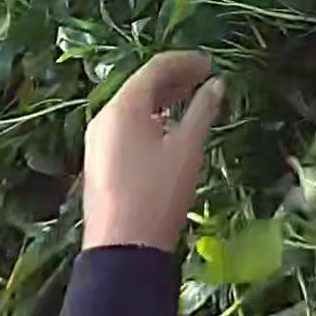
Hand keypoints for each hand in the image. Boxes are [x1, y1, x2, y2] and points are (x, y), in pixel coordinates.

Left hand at [82, 50, 224, 250]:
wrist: (122, 254)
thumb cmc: (158, 194)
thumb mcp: (187, 148)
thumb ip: (203, 109)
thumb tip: (217, 83)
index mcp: (124, 106)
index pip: (156, 67)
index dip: (185, 61)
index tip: (210, 64)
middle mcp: (105, 115)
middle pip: (142, 83)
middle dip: (175, 77)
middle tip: (204, 78)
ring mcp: (98, 138)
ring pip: (134, 103)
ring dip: (163, 96)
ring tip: (191, 97)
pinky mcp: (99, 158)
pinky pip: (126, 122)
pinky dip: (150, 115)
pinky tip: (169, 125)